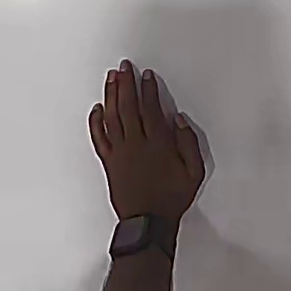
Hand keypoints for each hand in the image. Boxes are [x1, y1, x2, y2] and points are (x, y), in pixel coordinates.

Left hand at [88, 61, 204, 220]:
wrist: (148, 223)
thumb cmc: (171, 198)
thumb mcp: (194, 172)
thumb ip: (188, 143)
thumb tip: (177, 119)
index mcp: (157, 144)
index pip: (150, 108)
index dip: (148, 89)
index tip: (146, 75)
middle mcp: (136, 143)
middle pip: (128, 106)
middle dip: (126, 83)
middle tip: (124, 67)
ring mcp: (120, 151)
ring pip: (112, 116)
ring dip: (111, 94)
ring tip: (111, 77)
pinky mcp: (109, 161)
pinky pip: (99, 137)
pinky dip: (96, 121)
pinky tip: (97, 108)